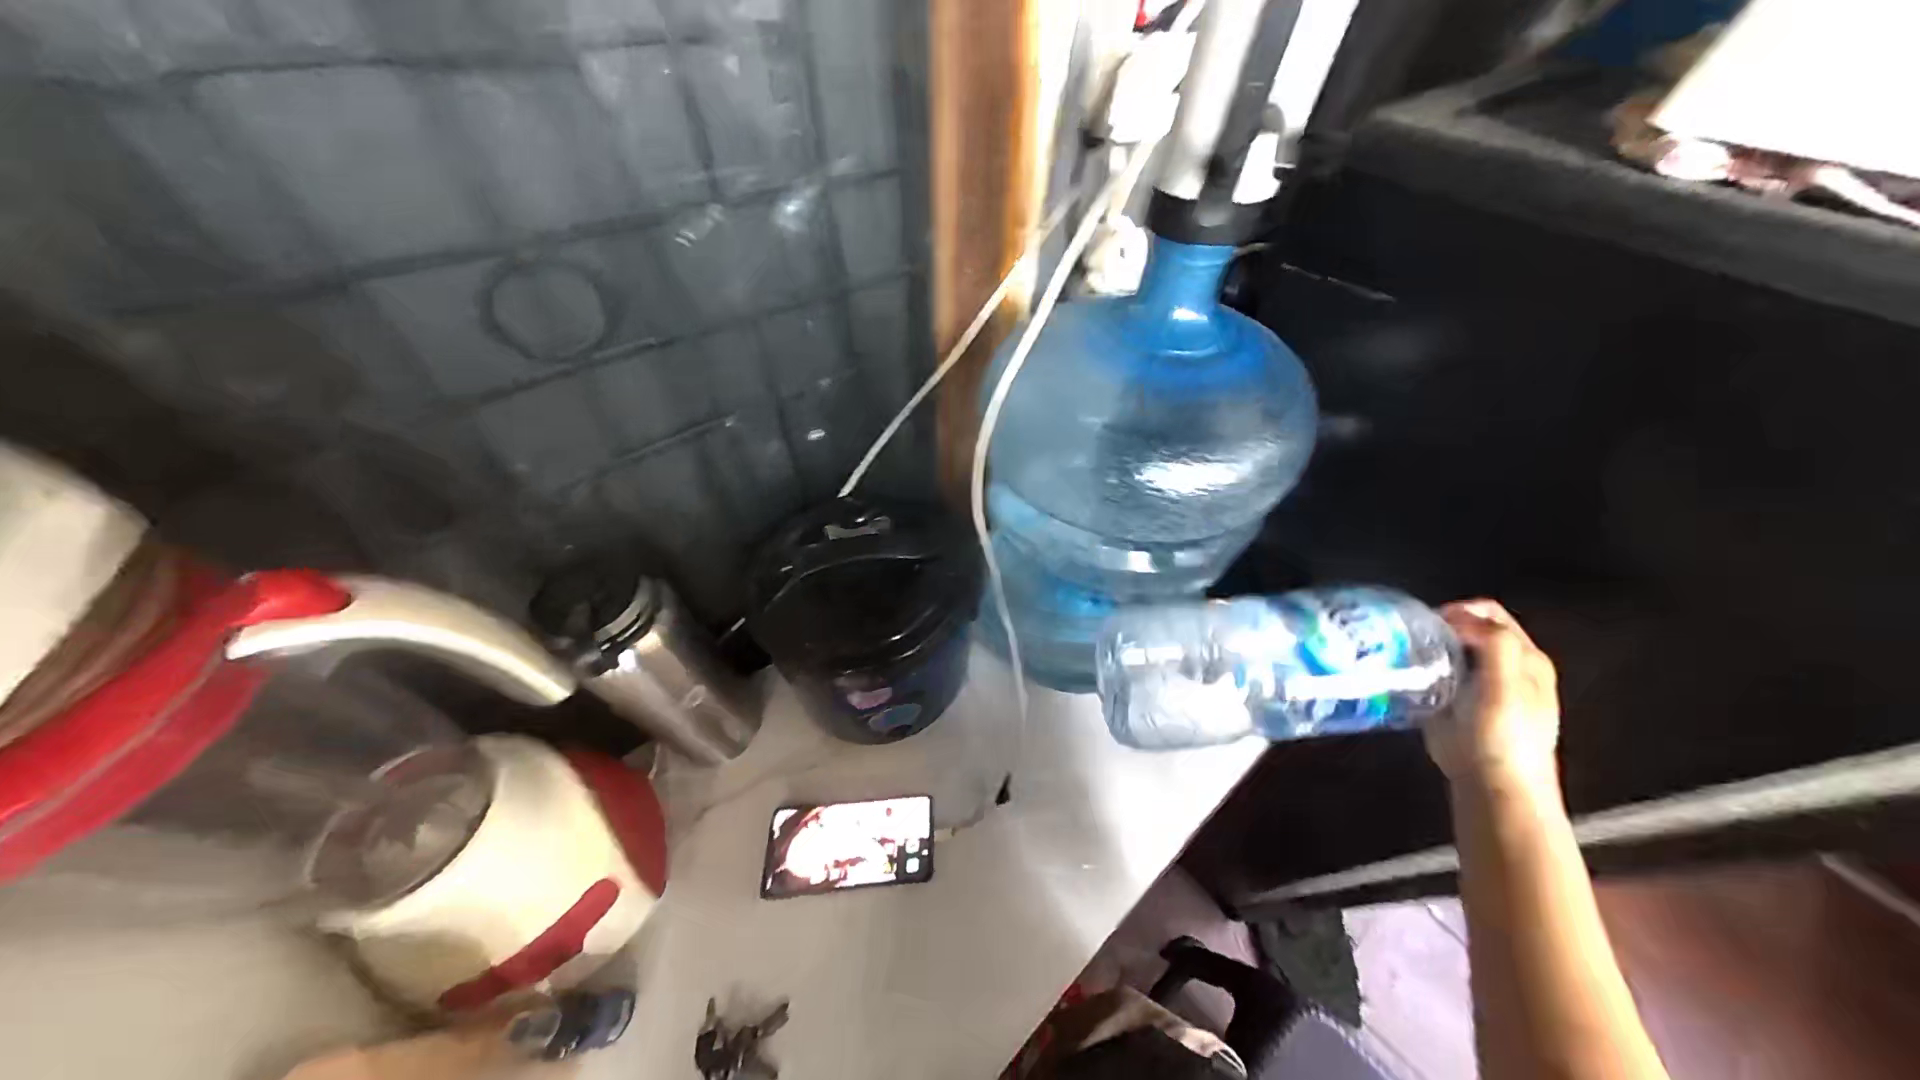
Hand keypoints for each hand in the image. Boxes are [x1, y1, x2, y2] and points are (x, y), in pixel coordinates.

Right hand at [1424, 599, 1560, 788]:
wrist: (1495, 785)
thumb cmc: (1503, 735)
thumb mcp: (1506, 684)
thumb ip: (1494, 644)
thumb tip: (1460, 617)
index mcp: (1524, 657)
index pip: (1488, 613)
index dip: (1459, 611)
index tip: (1428, 624)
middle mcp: (1506, 665)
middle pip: (1469, 628)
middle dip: (1440, 626)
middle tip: (1415, 638)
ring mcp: (1482, 684)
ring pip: (1451, 649)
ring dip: (1429, 647)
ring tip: (1409, 656)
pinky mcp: (1458, 702)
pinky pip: (1438, 672)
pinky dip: (1423, 668)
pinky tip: (1410, 677)